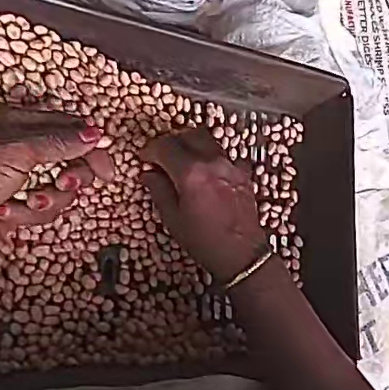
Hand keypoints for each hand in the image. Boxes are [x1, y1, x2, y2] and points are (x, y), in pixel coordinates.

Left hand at [0, 102, 114, 269]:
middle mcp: (21, 148)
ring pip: (63, 188)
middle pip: (72, 158)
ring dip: (49, 197)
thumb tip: (97, 134)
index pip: (70, 127)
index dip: (91, 144)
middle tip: (68, 183)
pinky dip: (29, 213)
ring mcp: (20, 179)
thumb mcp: (16, 150)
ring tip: (28, 199)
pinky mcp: (19, 206)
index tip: (105, 162)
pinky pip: (46, 209)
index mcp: (17, 122)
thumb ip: (62, 142)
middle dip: (73, 174)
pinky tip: (5, 211)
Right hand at [138, 128, 267, 280]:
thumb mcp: (173, 219)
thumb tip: (149, 174)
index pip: (165, 146)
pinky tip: (205, 173)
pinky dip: (211, 158)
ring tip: (182, 163)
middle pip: (189, 135)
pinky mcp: (243, 174)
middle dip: (172, 142)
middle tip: (162, 156)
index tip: (145, 158)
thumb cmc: (206, 241)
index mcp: (192, 174)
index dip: (150, 150)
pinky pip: (224, 155)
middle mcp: (214, 164)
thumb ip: (159, 190)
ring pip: (209, 141)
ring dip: (192, 146)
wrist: (241, 254)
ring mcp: (231, 167)